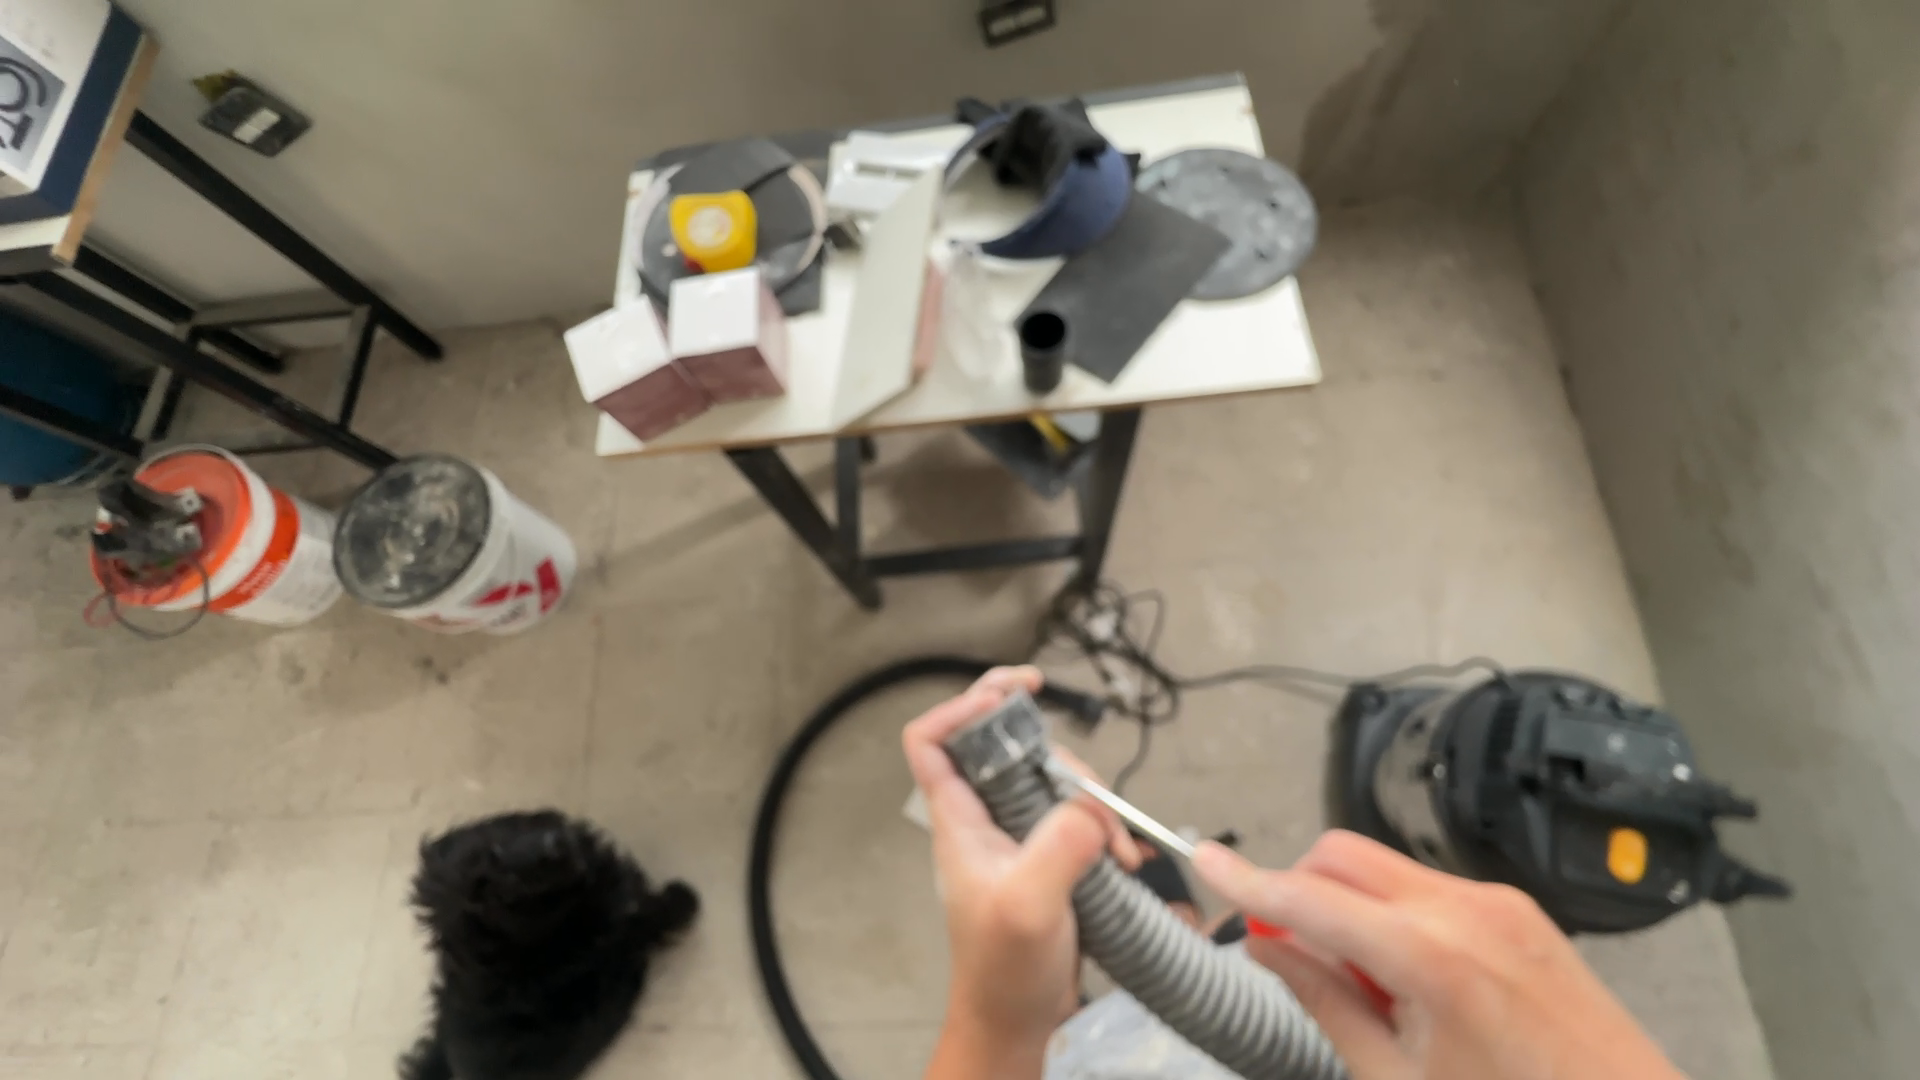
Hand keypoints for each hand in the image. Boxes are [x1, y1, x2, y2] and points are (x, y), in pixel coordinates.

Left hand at [902, 666, 1139, 1072]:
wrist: (1019, 1017)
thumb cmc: (1004, 968)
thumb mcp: (1027, 907)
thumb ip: (1056, 851)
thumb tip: (1087, 807)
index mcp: (958, 816)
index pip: (931, 741)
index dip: (959, 707)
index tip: (1007, 693)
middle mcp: (983, 813)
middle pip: (1003, 743)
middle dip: (1044, 741)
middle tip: (1081, 763)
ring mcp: (1016, 829)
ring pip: (1048, 774)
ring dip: (1089, 794)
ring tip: (1116, 843)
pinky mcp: (1047, 847)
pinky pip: (1075, 810)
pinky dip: (1103, 822)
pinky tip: (1123, 855)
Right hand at [1193, 830, 1685, 1079]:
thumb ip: (1324, 1000)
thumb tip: (1266, 946)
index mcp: (1432, 960)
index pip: (1308, 898)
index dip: (1246, 880)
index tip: (1202, 860)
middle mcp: (1463, 909)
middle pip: (1338, 853)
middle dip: (1299, 886)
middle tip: (1294, 948)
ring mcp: (1497, 901)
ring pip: (1377, 864)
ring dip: (1345, 900)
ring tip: (1372, 981)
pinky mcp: (1517, 906)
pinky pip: (1422, 883)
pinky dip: (1390, 910)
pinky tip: (1414, 975)